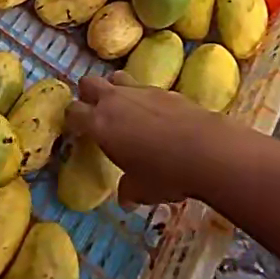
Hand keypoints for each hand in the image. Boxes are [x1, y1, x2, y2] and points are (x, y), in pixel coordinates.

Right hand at [64, 73, 227, 205]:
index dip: (72, 119)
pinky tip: (158, 118)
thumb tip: (126, 200)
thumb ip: (129, 190)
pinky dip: (145, 99)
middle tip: (96, 113)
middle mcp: (114, 101)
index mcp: (100, 123)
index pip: (73, 112)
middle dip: (88, 94)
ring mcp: (140, 91)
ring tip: (126, 110)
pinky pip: (145, 88)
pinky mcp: (165, 89)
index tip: (78, 130)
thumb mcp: (142, 189)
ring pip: (117, 78)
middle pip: (89, 82)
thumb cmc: (165, 174)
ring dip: (116, 90)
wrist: (207, 150)